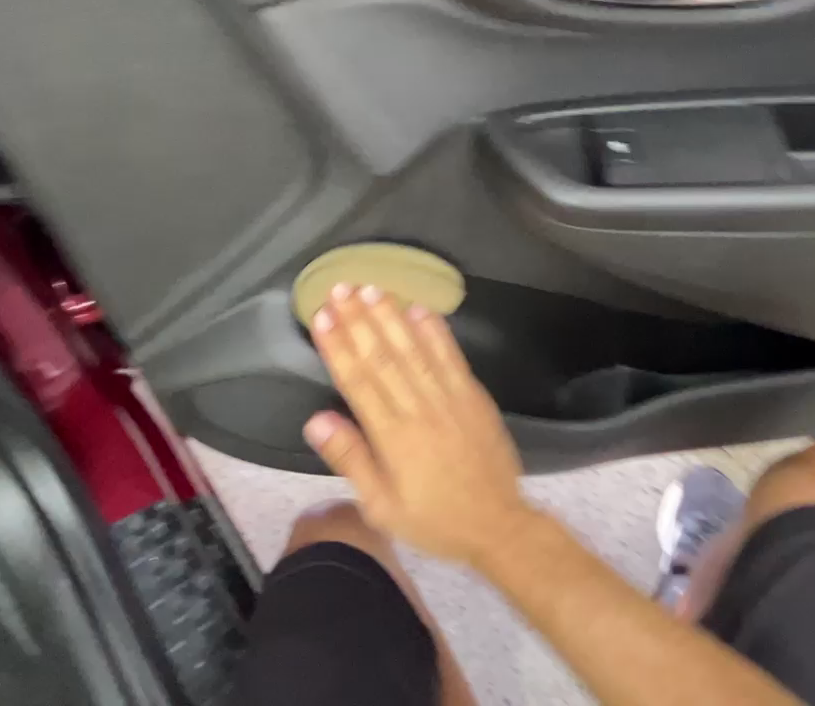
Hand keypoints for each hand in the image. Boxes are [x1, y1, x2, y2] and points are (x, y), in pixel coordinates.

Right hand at [303, 283, 539, 565]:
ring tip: (370, 287)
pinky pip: (451, 357)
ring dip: (391, 316)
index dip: (338, 346)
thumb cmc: (433, 519)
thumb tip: (315, 420)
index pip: (358, 381)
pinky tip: (419, 308)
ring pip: (414, 349)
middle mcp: (419, 409)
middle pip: (383, 356)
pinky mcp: (473, 395)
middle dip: (358, 319)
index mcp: (392, 436)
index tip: (322, 316)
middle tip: (339, 287)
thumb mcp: (381, 507)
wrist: (498, 526)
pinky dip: (435, 331)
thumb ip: (350, 460)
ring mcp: (449, 398)